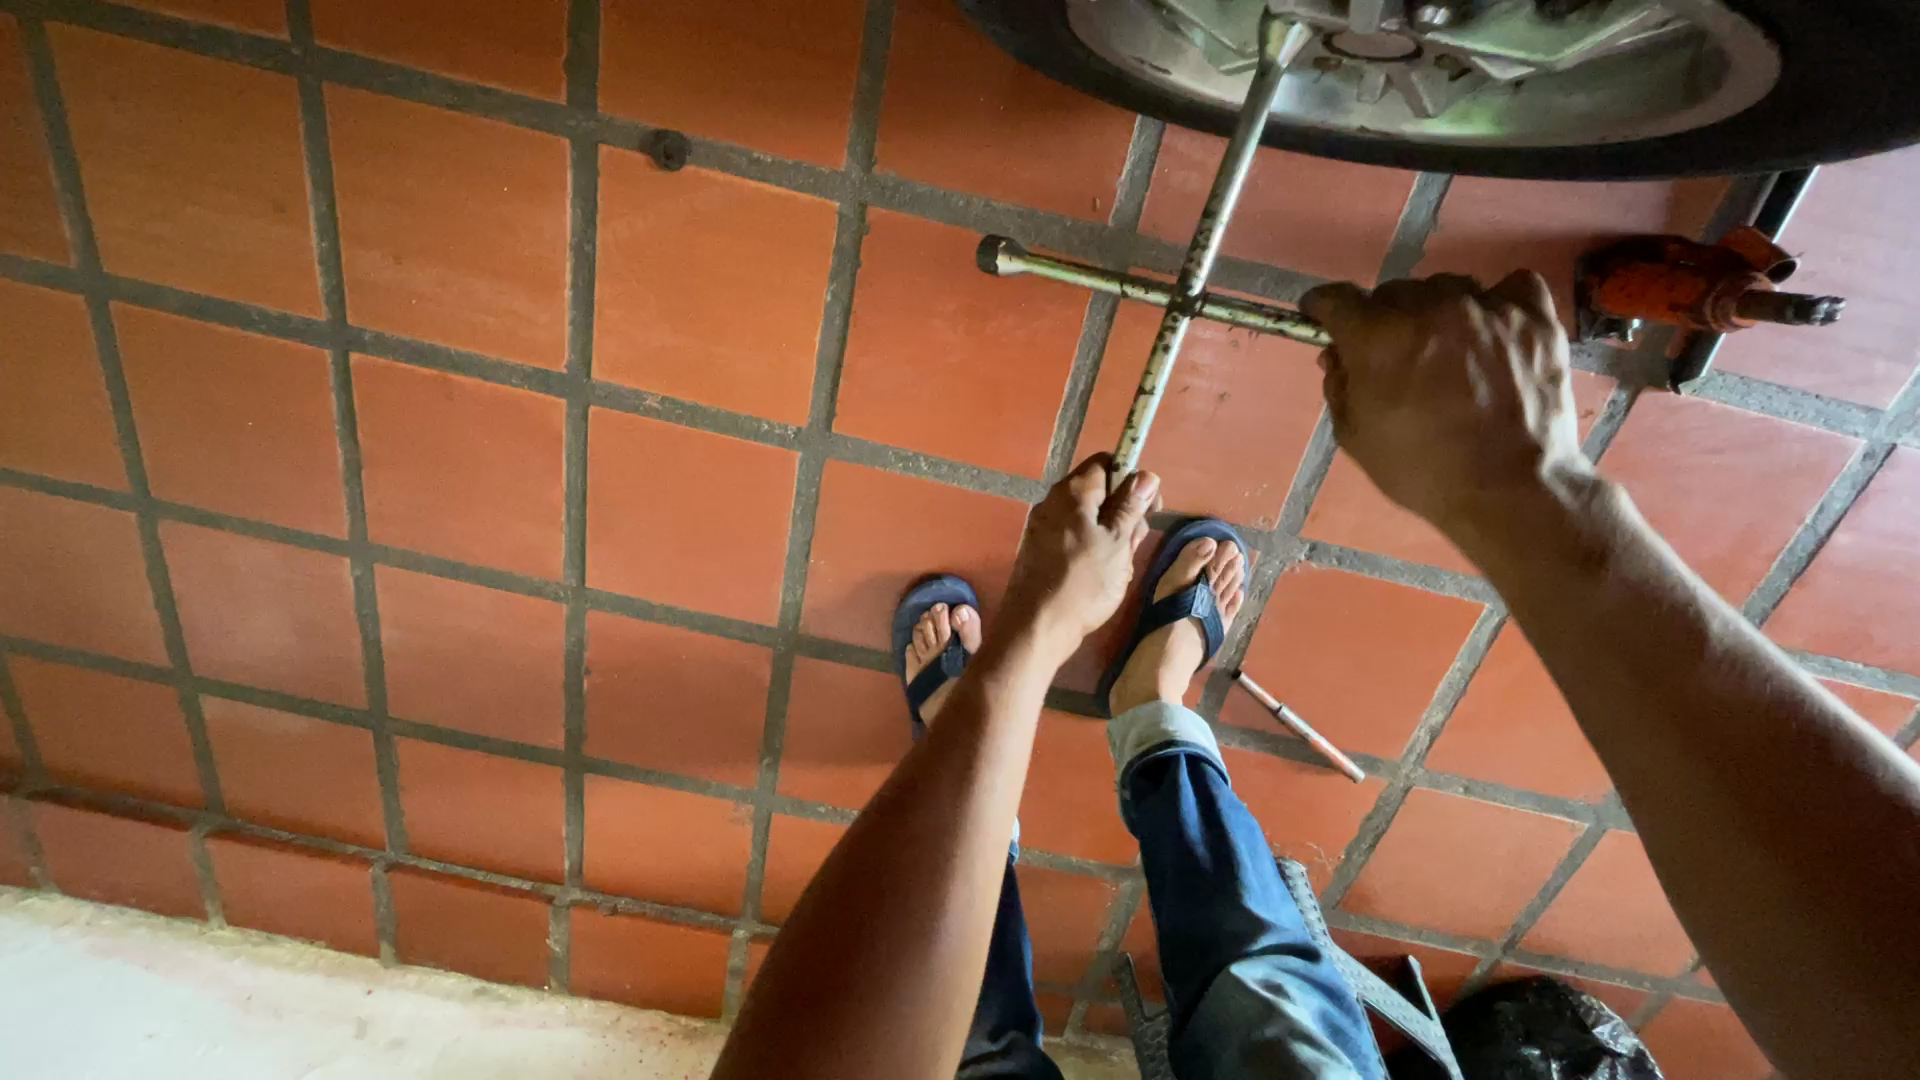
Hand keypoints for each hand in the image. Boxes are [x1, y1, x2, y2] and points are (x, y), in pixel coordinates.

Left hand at [998, 455, 1159, 662]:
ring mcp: (1043, 527)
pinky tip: (1100, 578)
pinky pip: (1074, 540)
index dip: (1131, 478)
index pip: (1106, 463)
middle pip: (1099, 493)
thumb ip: (1131, 507)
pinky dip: (1092, 552)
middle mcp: (1053, 502)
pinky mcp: (1040, 551)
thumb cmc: (1083, 583)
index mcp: (1072, 492)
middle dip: (1123, 516)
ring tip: (1117, 570)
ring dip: (1110, 539)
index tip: (1149, 506)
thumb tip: (1146, 475)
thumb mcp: (1117, 543)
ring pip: (1089, 521)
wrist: (1037, 627)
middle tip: (1132, 546)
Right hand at [1300, 270, 1593, 538]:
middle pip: (1391, 292)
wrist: (1508, 488)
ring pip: (1446, 288)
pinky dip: (1494, 303)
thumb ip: (1338, 384)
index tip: (1319, 316)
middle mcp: (1429, 307)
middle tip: (1388, 354)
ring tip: (1443, 348)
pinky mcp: (1535, 316)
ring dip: (1433, 311)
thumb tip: (1337, 355)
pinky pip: (1509, 287)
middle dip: (1380, 318)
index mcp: (1377, 337)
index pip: (1336, 299)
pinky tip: (1490, 332)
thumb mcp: (1353, 434)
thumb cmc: (1418, 468)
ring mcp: (1487, 307)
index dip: (1321, 307)